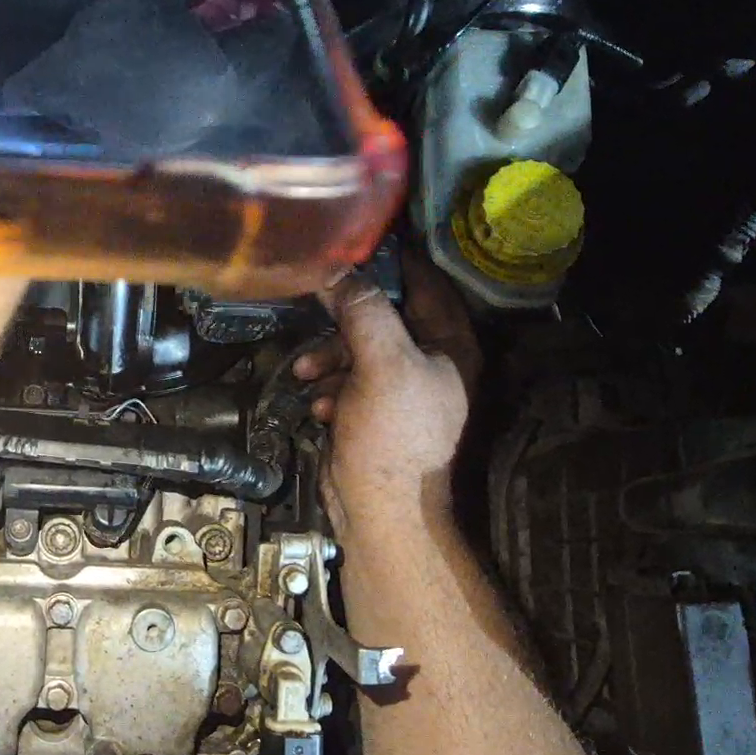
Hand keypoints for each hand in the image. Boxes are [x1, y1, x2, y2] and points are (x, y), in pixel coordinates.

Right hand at [293, 252, 480, 534]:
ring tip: (305, 374)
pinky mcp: (372, 413)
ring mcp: (399, 390)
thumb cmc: (394, 434)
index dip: (391, 262)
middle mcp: (430, 362)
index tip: (349, 245)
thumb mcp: (382, 365)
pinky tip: (317, 405)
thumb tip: (337, 272)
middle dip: (344, 320)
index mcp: (449, 344)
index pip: (424, 283)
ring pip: (357, 351)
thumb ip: (364, 313)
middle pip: (382, 317)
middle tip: (313, 311)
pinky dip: (329, 389)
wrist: (382, 509)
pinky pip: (346, 384)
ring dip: (327, 358)